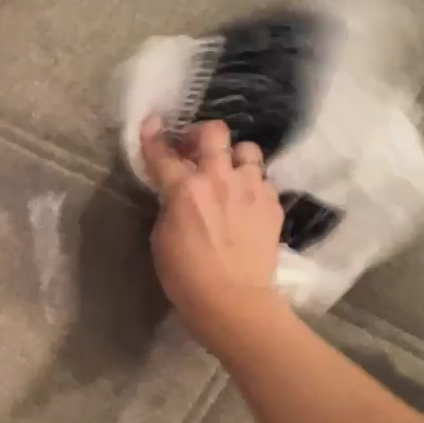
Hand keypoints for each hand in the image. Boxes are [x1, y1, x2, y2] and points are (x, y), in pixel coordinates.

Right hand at [141, 116, 290, 353]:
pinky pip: (260, 179)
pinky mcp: (272, 203)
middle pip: (214, 134)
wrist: (232, 299)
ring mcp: (251, 188)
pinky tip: (241, 199)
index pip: (164, 154)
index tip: (151, 123)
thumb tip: (176, 193)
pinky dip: (248, 182)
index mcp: (185, 189)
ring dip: (231, 156)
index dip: (154, 136)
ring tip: (224, 172)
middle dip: (199, 134)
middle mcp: (220, 179)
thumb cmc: (184, 275)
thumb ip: (169, 206)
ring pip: (246, 151)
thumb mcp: (161, 237)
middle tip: (191, 148)